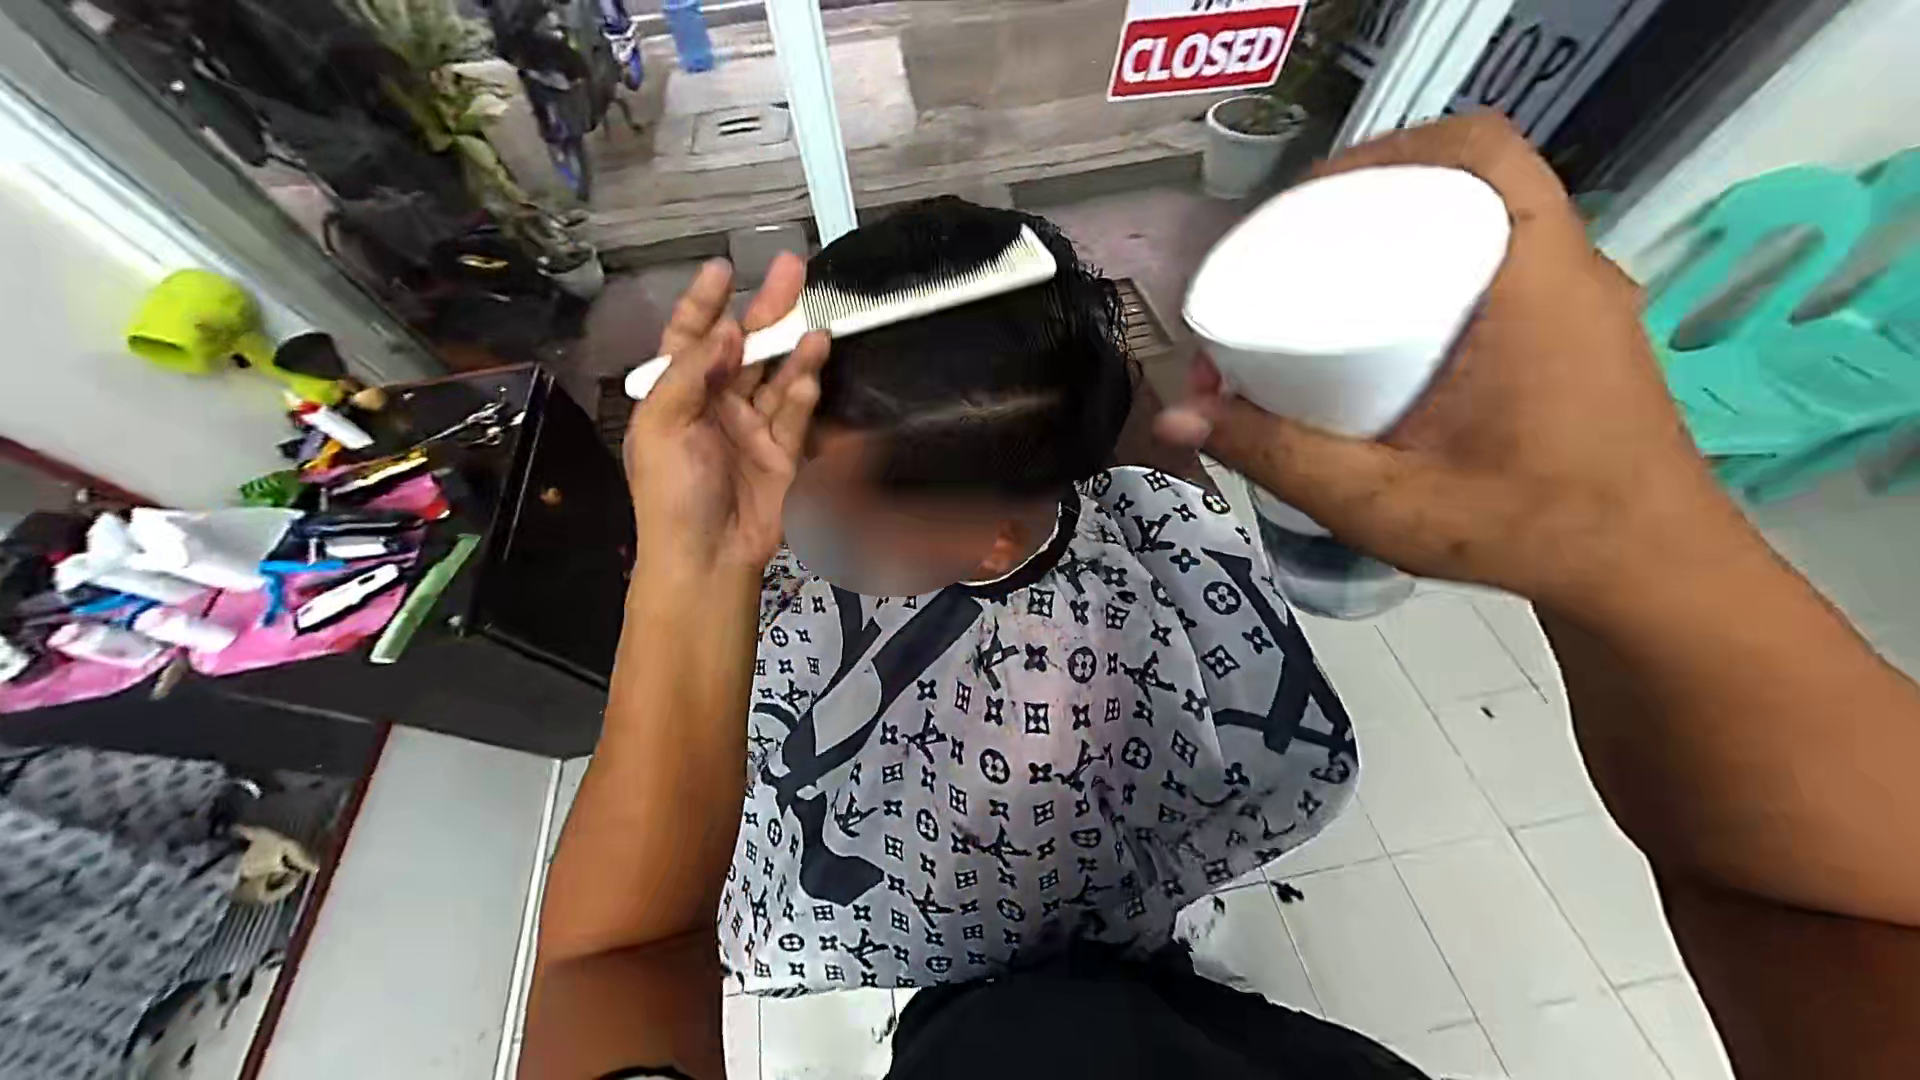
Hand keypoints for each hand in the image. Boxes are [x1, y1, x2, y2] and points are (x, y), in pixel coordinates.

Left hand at [624, 254, 827, 584]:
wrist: (707, 554)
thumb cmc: (671, 491)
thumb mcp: (662, 426)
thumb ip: (691, 372)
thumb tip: (727, 330)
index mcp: (677, 394)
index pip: (691, 336)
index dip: (705, 301)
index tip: (724, 268)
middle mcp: (716, 404)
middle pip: (743, 348)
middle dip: (766, 310)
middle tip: (792, 271)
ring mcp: (752, 428)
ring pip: (776, 377)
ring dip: (794, 350)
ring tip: (815, 324)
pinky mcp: (783, 453)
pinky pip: (795, 414)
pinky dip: (804, 393)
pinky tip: (810, 371)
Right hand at [1157, 114, 1743, 611]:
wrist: (1640, 573)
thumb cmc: (1518, 531)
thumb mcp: (1376, 498)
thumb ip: (1272, 454)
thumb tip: (1173, 419)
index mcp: (1531, 284)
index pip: (1471, 155)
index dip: (1377, 157)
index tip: (1295, 213)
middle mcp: (1558, 272)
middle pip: (1454, 188)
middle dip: (1356, 209)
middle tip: (1280, 264)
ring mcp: (1566, 301)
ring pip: (1467, 229)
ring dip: (1385, 242)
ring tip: (1308, 296)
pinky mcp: (1558, 333)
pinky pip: (1479, 269)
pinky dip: (1415, 274)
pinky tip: (1363, 330)